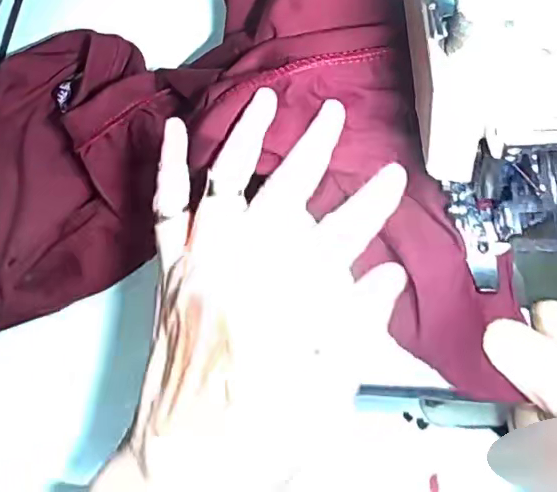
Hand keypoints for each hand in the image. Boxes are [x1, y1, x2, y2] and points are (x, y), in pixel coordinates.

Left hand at [93, 88, 409, 491]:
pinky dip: (168, 167)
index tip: (393, 177)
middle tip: (333, 116)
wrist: (180, 469)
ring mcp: (200, 266)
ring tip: (263, 102)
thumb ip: (356, 329)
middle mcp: (239, 275)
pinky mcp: (171, 273)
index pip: (340, 239)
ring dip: (246, 138)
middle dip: (314, 148)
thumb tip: (386, 280)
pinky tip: (175, 132)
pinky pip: (164, 212)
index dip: (373, 203)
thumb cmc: (250, 441)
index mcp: (283, 307)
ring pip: (223, 186)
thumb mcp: (324, 396)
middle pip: (283, 196)